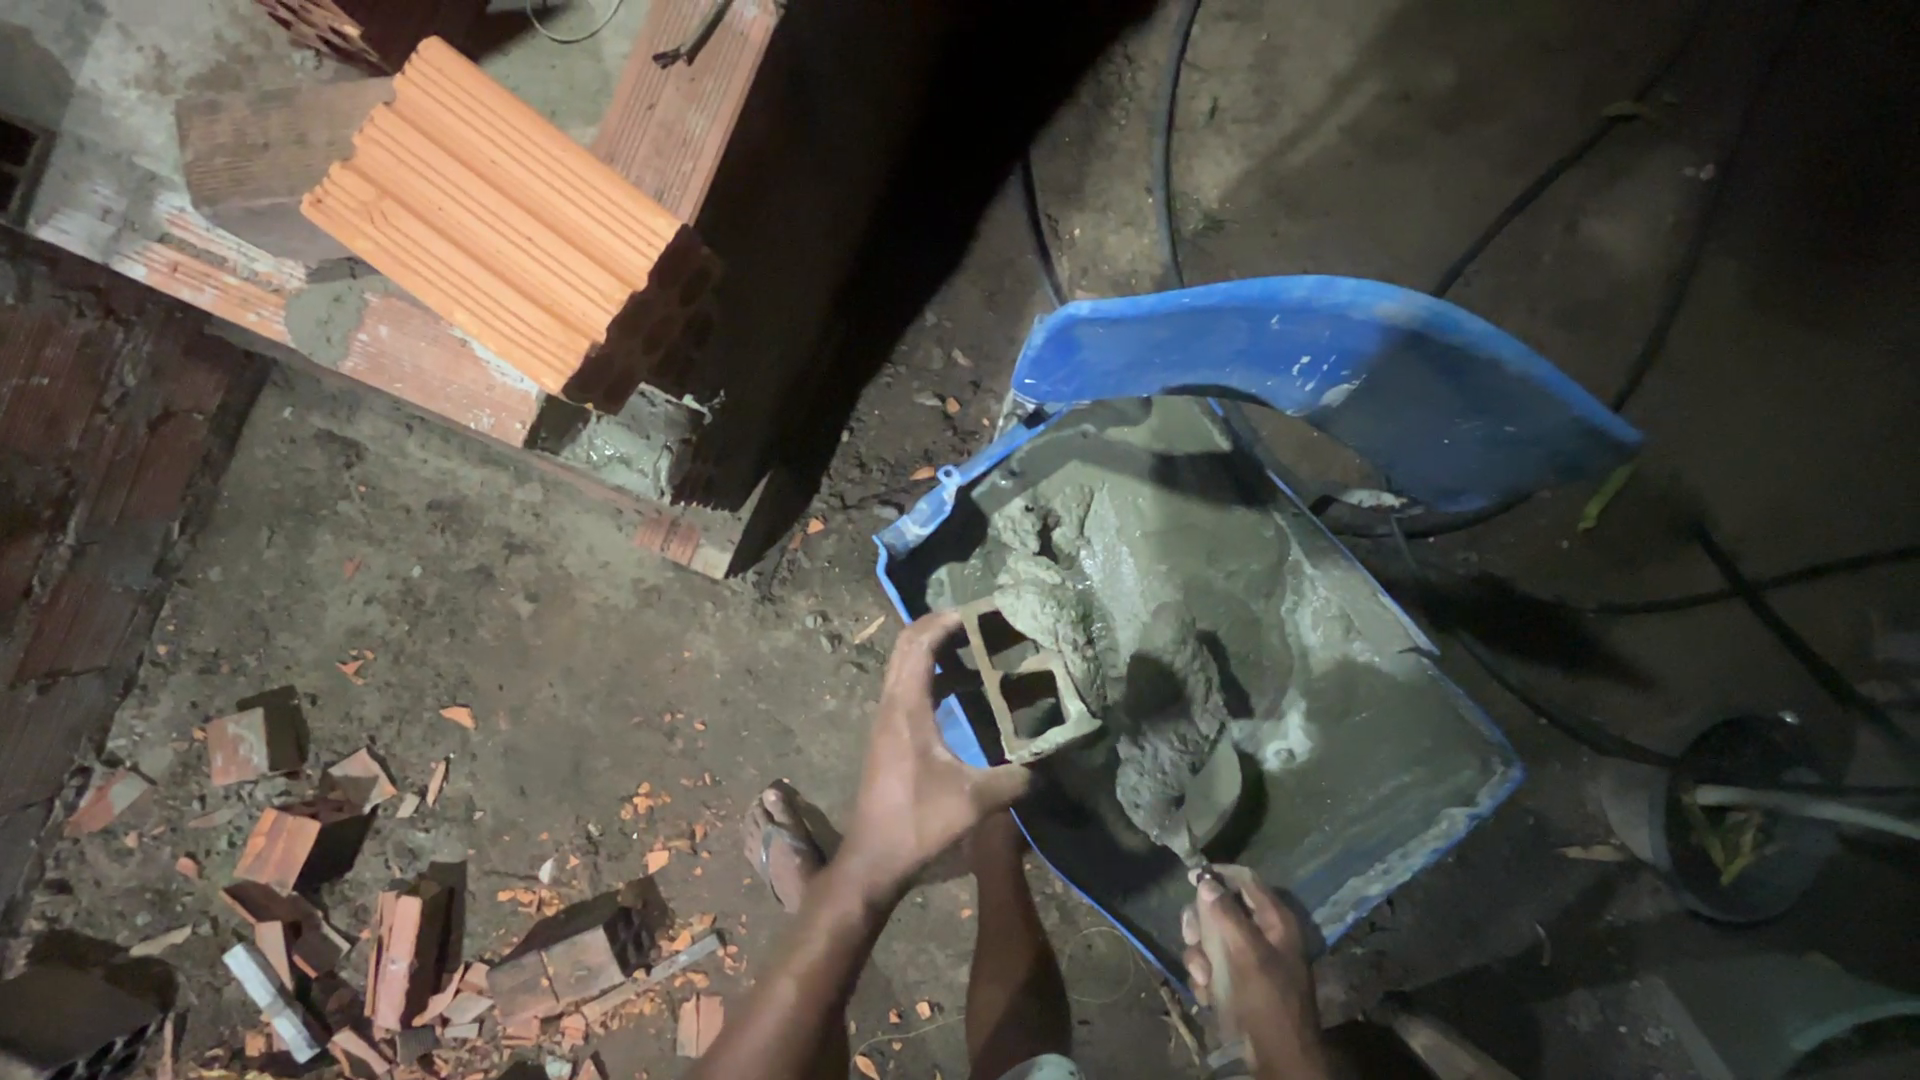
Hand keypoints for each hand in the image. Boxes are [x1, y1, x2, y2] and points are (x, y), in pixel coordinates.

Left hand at [839, 611, 1032, 900]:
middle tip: (979, 621)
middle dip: (940, 625)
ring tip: (977, 647)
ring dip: (936, 650)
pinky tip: (965, 690)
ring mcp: (886, 719)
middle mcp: (891, 704)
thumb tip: (1049, 766)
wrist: (873, 858)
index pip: (919, 644)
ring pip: (905, 665)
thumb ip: (1015, 779)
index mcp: (906, 708)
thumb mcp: (974, 801)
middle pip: (907, 645)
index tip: (979, 609)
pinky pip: (908, 687)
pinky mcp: (888, 735)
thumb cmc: (918, 823)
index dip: (946, 620)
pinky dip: (934, 676)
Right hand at [1183, 868, 1327, 1076]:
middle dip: (1201, 924)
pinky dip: (1203, 977)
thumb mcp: (1247, 953)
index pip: (1245, 880)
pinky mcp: (1232, 980)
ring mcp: (1245, 958)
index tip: (1190, 877)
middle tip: (1194, 938)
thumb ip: (1225, 914)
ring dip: (1199, 956)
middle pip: (1218, 906)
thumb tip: (1206, 882)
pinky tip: (1208, 994)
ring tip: (1205, 977)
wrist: (1274, 1058)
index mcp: (1274, 921)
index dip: (1218, 874)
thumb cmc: (1266, 1001)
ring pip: (1207, 936)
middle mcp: (1260, 933)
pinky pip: (1206, 963)